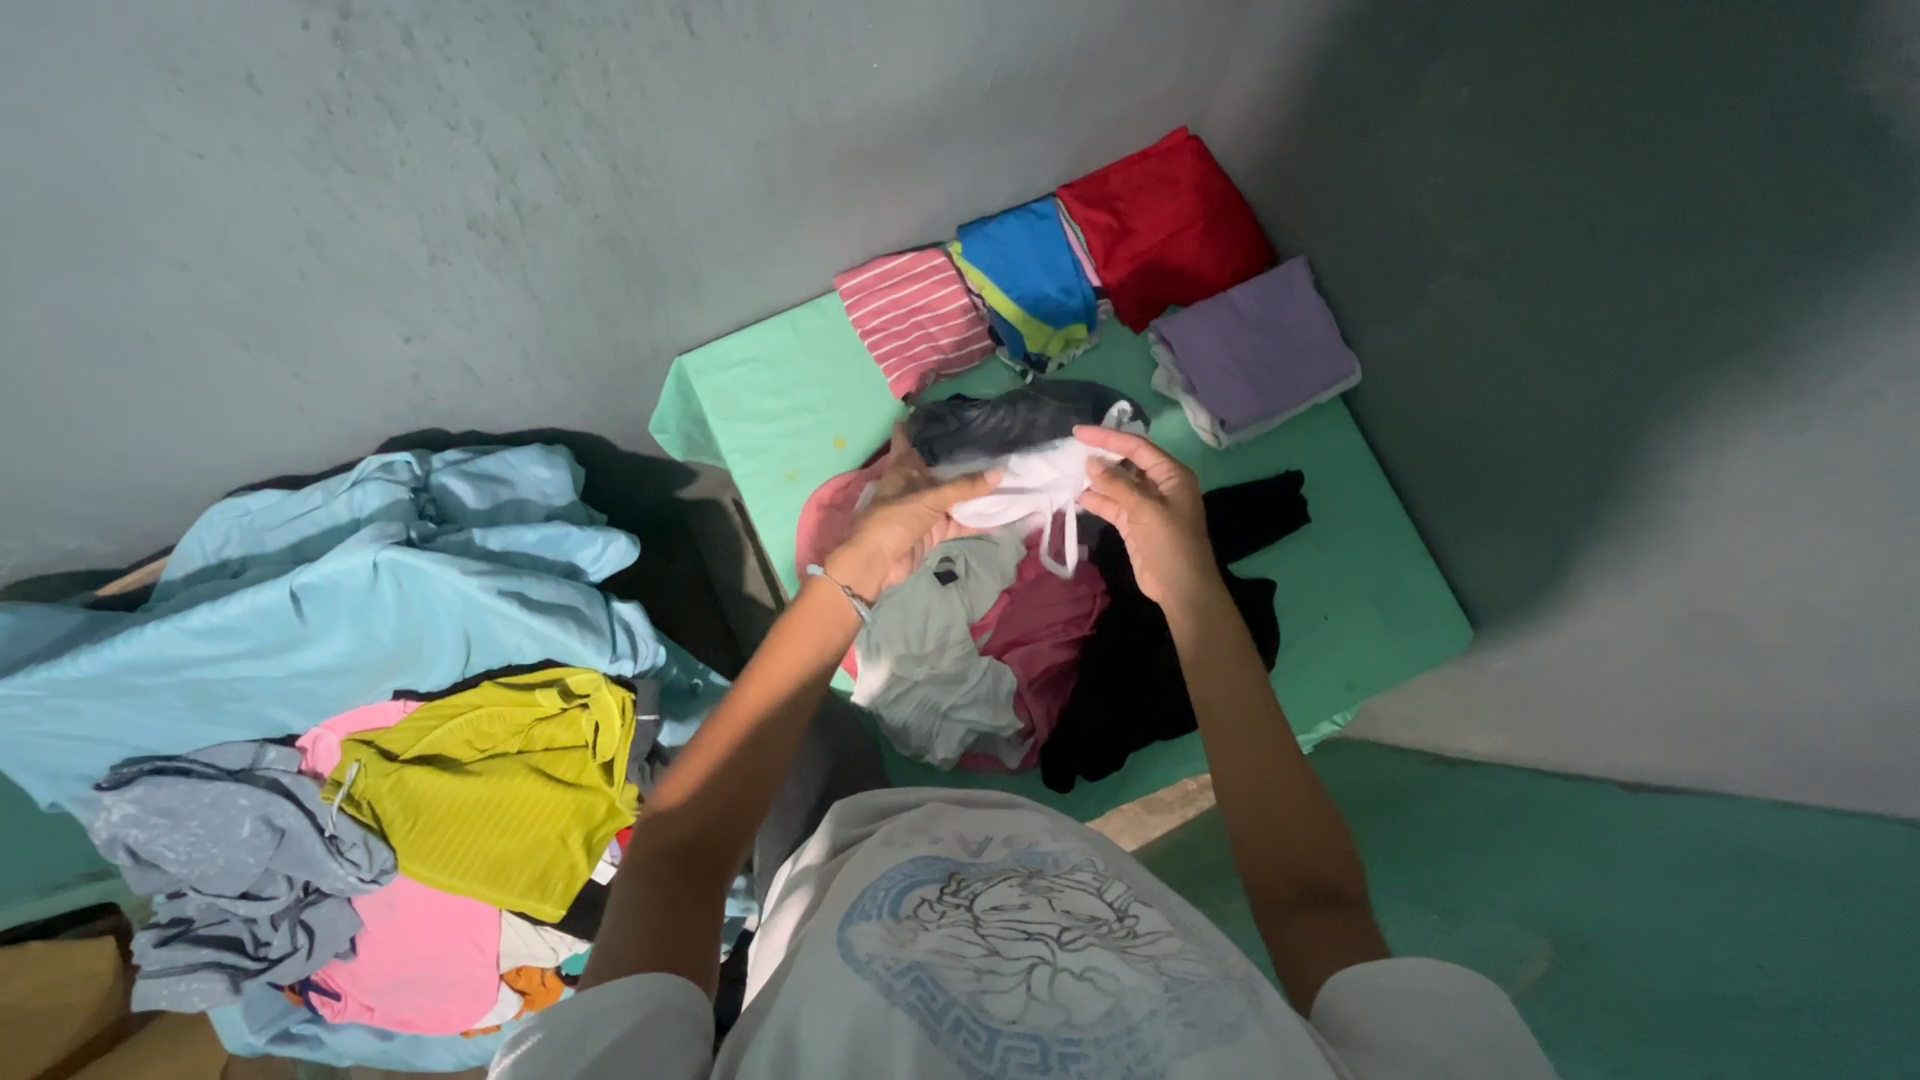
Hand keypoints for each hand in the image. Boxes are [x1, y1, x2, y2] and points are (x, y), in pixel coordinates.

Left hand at [822, 426, 999, 601]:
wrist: (879, 562)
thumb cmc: (895, 519)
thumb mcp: (930, 498)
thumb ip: (965, 487)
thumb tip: (1000, 472)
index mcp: (904, 467)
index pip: (908, 437)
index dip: (919, 423)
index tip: (940, 410)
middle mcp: (915, 483)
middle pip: (940, 467)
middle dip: (962, 457)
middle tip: (991, 439)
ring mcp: (925, 508)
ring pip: (953, 495)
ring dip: (974, 490)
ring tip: (1005, 473)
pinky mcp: (934, 529)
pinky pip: (959, 521)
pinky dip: (977, 520)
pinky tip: (1001, 514)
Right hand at [1074, 426, 1225, 610]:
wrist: (1181, 588)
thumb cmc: (1171, 543)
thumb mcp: (1144, 509)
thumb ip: (1116, 484)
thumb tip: (1091, 462)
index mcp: (1171, 475)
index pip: (1137, 447)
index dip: (1108, 438)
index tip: (1079, 433)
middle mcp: (1160, 486)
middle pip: (1127, 463)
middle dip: (1102, 457)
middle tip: (1073, 450)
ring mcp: (1147, 506)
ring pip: (1118, 485)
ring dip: (1097, 480)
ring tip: (1071, 472)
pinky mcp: (1135, 525)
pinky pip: (1113, 506)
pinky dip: (1097, 501)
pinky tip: (1078, 496)